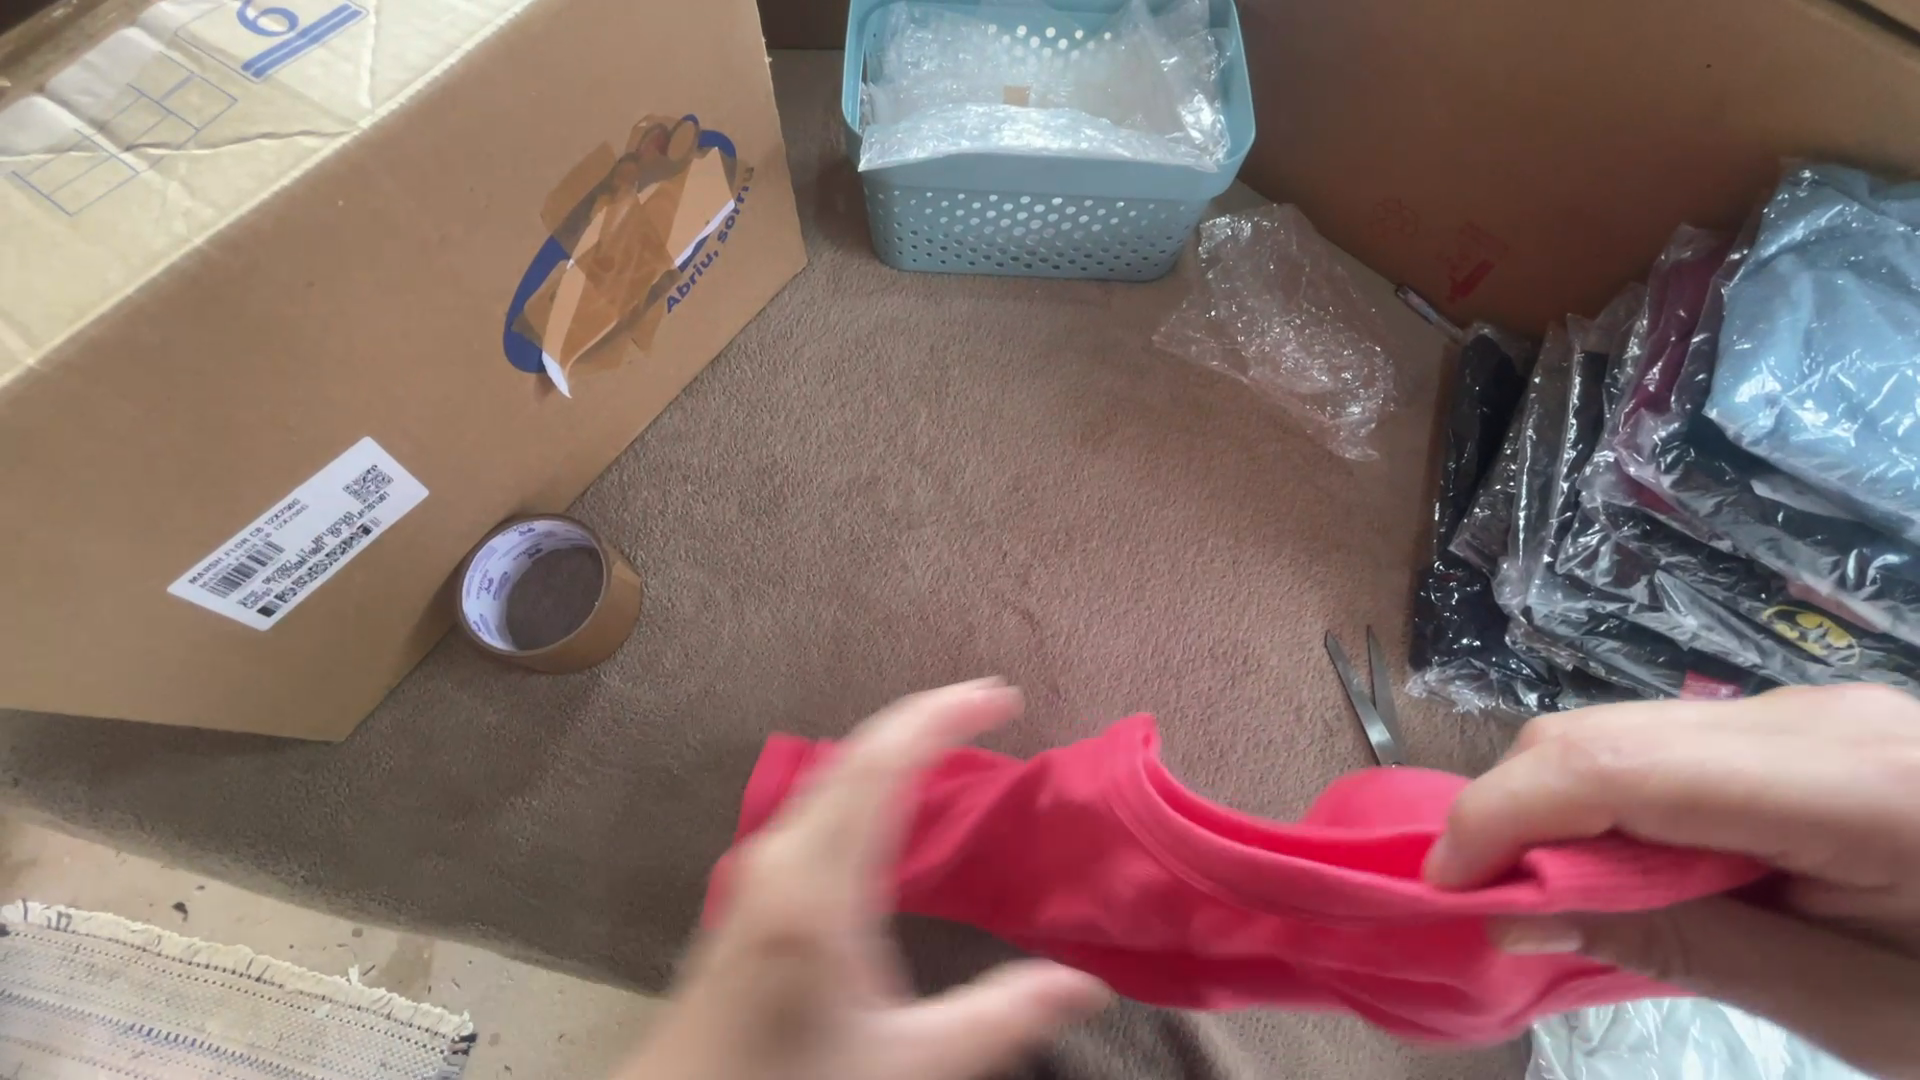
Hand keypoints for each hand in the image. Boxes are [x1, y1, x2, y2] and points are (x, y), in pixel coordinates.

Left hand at [617, 680, 1111, 1079]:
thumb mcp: (905, 1063)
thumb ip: (998, 1018)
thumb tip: (1085, 986)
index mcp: (822, 888)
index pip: (886, 766)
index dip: (944, 717)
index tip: (1000, 697)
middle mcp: (786, 855)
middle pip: (859, 751)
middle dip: (926, 714)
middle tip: (989, 701)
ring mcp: (762, 861)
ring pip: (836, 768)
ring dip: (895, 738)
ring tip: (952, 729)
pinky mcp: (755, 877)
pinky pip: (821, 794)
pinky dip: (867, 769)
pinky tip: (891, 786)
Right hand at [1424, 684, 1919, 1077]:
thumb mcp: (1865, 1012)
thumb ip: (1674, 943)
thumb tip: (1509, 911)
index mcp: (1849, 778)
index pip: (1604, 765)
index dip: (1498, 816)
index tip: (1447, 886)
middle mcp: (1808, 712)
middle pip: (1593, 735)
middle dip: (1514, 812)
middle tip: (1500, 898)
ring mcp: (1806, 707)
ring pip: (1612, 733)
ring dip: (1557, 809)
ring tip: (1574, 891)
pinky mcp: (1801, 723)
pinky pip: (1654, 746)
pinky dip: (1608, 802)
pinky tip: (1643, 864)